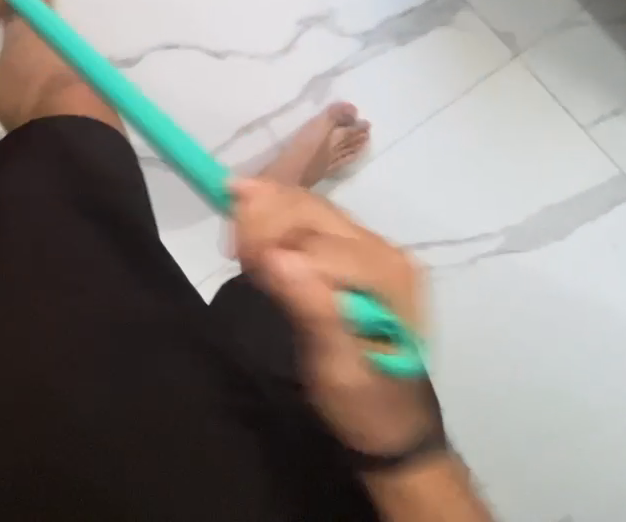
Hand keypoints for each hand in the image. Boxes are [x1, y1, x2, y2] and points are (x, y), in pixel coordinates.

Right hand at [231, 178, 440, 457]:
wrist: (391, 421)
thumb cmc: (365, 401)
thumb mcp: (338, 369)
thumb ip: (313, 311)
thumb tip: (276, 258)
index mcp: (386, 274)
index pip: (311, 235)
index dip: (267, 239)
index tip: (236, 262)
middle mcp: (383, 249)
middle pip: (307, 209)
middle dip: (261, 220)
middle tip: (234, 253)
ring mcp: (372, 245)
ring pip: (304, 204)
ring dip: (264, 216)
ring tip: (242, 247)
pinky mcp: (356, 248)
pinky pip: (307, 214)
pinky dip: (274, 218)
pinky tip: (255, 234)